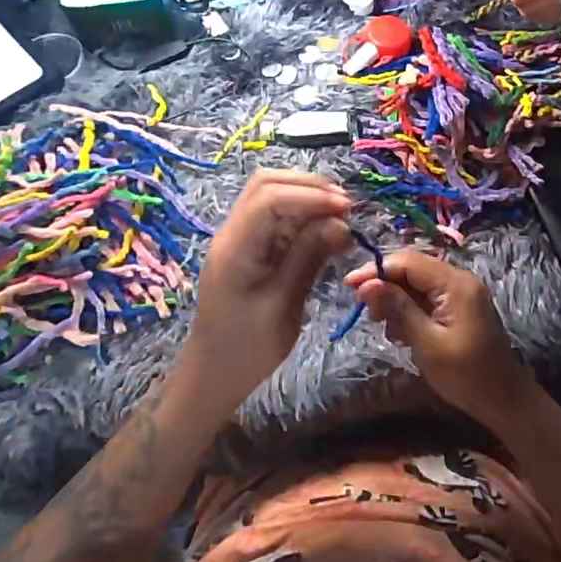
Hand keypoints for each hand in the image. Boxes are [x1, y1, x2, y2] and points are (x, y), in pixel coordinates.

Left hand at [182, 171, 351, 409]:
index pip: (269, 199)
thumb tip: (340, 223)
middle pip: (267, 185)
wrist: (213, 376)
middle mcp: (233, 233)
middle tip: (346, 208)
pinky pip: (275, 217)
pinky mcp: (250, 247)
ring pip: (272, 196)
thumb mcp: (284, 306)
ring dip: (308, 198)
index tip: (347, 209)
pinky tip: (326, 231)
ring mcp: (239, 238)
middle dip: (309, 187)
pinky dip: (303, 216)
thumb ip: (309, 258)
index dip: (310, 196)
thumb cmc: (247, 350)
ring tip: (341, 218)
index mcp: (235, 248)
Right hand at [345, 250, 534, 428]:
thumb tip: (366, 284)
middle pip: (412, 269)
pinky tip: (401, 332)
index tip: (349, 286)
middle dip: (385, 285)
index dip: (376, 270)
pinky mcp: (460, 306)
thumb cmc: (466, 375)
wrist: (506, 401)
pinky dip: (410, 309)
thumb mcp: (426, 343)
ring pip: (417, 283)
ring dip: (396, 299)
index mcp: (455, 283)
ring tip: (384, 326)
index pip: (408, 261)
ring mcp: (461, 292)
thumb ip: (398, 309)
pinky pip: (428, 297)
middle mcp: (459, 279)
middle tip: (367, 311)